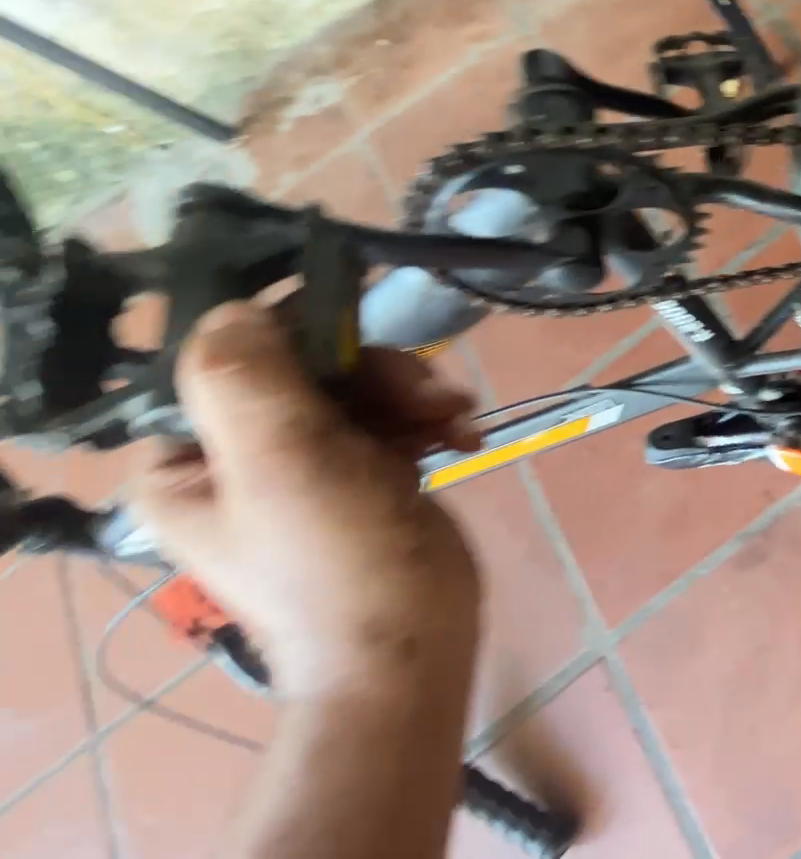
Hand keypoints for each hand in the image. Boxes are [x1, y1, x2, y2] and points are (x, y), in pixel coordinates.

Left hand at [129, 302, 485, 699]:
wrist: (410, 640)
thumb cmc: (336, 559)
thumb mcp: (281, 464)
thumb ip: (248, 380)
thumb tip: (238, 306)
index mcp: (190, 456)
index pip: (234, 359)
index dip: (299, 336)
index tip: (361, 340)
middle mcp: (244, 454)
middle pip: (314, 368)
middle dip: (381, 374)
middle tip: (431, 396)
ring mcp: (314, 465)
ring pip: (367, 389)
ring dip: (419, 394)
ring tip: (458, 419)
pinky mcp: (373, 473)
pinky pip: (400, 419)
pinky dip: (435, 420)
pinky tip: (463, 439)